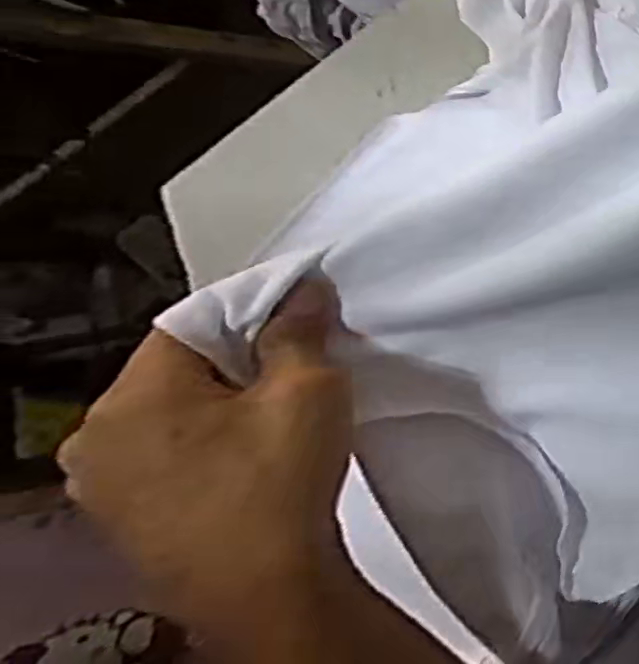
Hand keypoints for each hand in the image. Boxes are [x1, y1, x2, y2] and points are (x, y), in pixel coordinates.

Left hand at [58, 280, 353, 631]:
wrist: (259, 580)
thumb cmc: (280, 476)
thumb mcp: (308, 388)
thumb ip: (298, 333)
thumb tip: (300, 293)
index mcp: (131, 399)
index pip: (190, 321)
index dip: (253, 307)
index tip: (306, 309)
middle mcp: (96, 435)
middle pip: (179, 364)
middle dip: (243, 353)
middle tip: (306, 358)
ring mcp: (103, 478)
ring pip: (176, 404)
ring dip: (229, 393)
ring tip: (287, 402)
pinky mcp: (125, 506)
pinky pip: (171, 441)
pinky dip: (215, 428)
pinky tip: (259, 442)